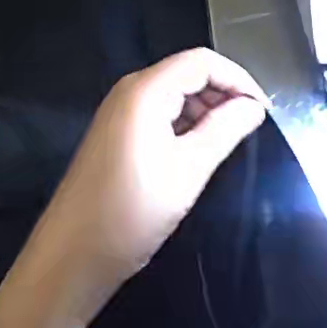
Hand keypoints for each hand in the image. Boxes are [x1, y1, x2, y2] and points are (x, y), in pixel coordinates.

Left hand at [50, 47, 269, 290]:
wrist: (64, 266)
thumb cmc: (129, 213)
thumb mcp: (189, 170)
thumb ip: (226, 129)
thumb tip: (254, 107)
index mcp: (145, 91)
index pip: (203, 61)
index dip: (238, 79)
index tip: (262, 110)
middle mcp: (130, 91)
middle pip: (189, 72)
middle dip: (224, 93)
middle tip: (249, 126)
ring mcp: (120, 112)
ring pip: (177, 92)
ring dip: (207, 109)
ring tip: (229, 140)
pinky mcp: (116, 134)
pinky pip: (161, 111)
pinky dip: (187, 123)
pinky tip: (200, 150)